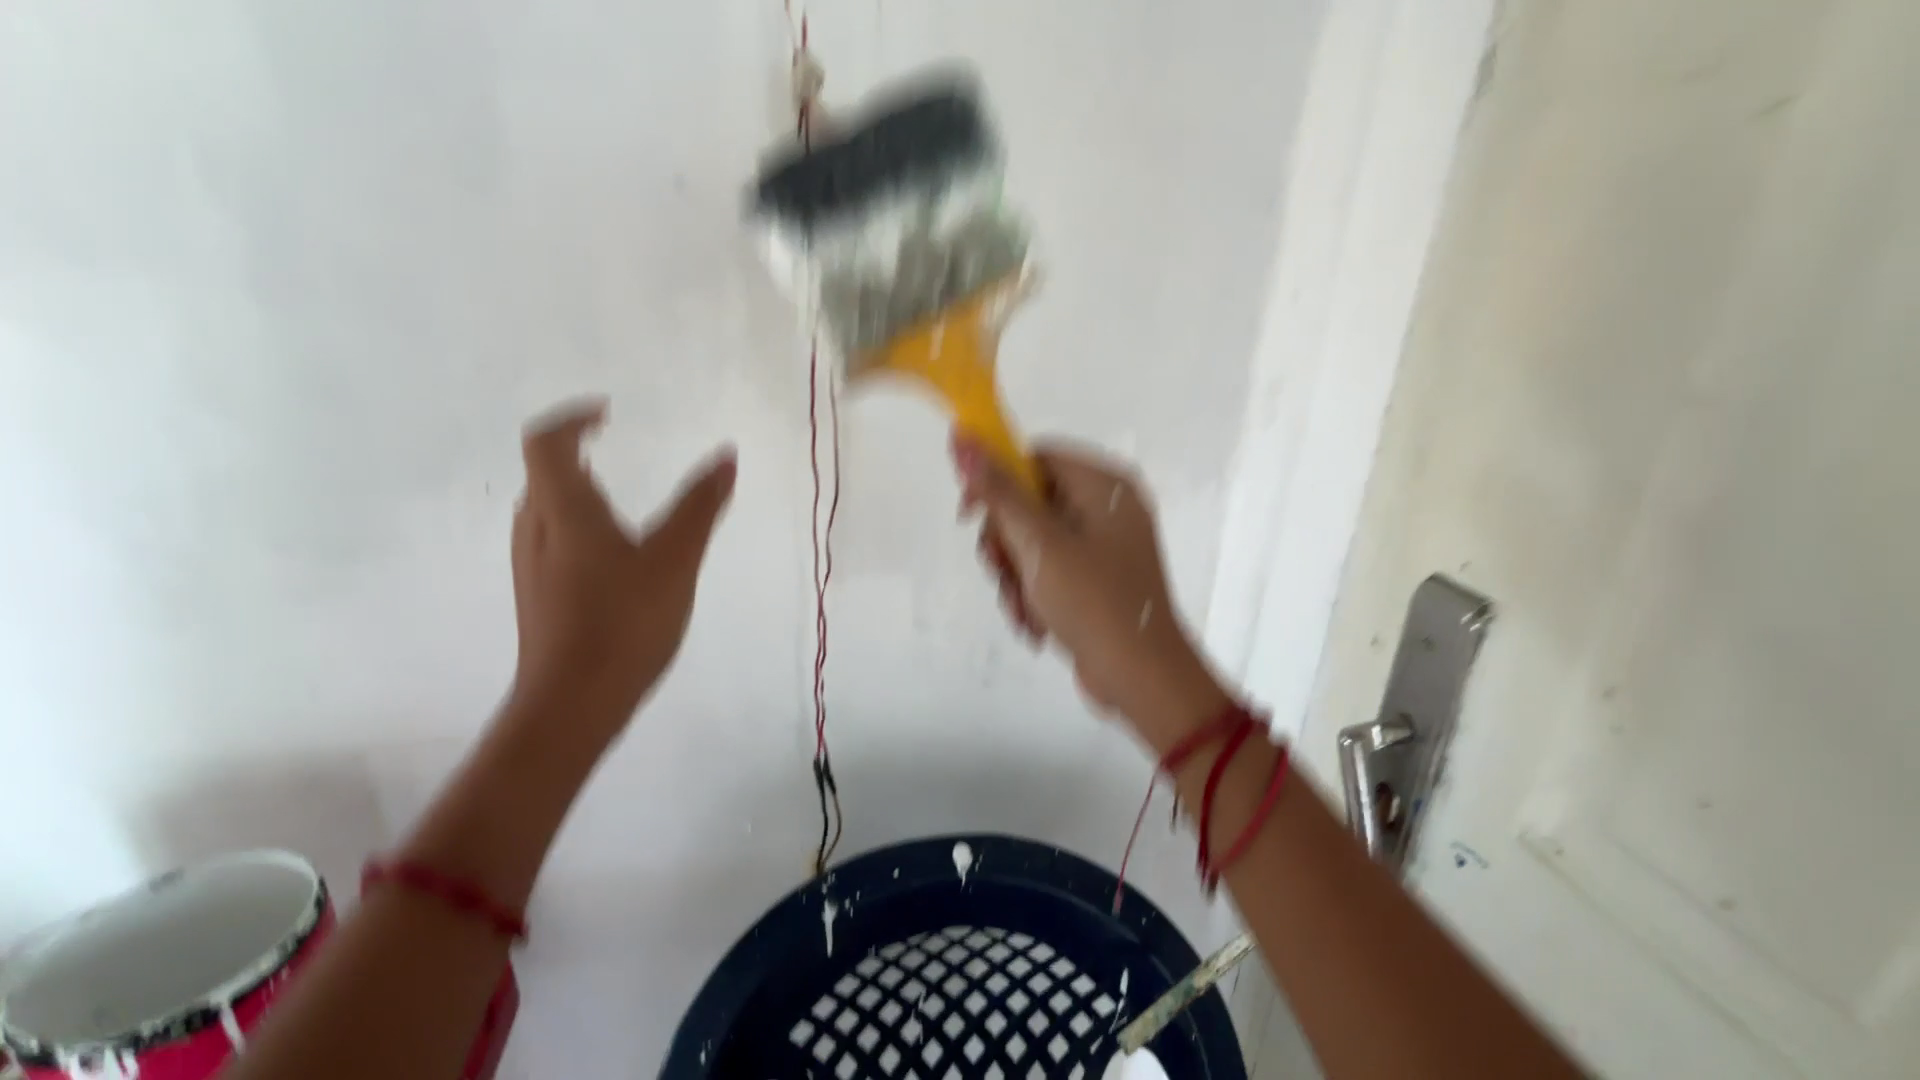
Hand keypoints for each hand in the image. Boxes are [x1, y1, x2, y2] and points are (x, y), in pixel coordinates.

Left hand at [509, 399, 736, 738]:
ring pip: (547, 512)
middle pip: (544, 474)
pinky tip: (615, 561)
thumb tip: (726, 455)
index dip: (573, 418)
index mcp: (562, 509)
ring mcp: (531, 568)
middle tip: (616, 452)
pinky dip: (579, 529)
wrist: (572, 705)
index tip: (608, 414)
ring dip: (577, 493)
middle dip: (577, 454)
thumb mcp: (675, 560)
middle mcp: (535, 530)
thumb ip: (700, 506)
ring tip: (620, 503)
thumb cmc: (624, 622)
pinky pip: (554, 543)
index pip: (547, 441)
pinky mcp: (538, 599)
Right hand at [953, 432, 1228, 750]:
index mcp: (1104, 485)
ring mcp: (1103, 547)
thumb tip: (962, 437)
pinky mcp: (1097, 581)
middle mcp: (1107, 508)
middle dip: (1006, 545)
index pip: (1034, 458)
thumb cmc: (1094, 602)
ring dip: (1016, 578)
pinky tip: (1036, 626)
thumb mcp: (1040, 544)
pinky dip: (1034, 596)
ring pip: (1032, 543)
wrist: (1142, 678)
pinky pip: (1049, 572)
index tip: (969, 518)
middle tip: (1003, 572)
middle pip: (1029, 503)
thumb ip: (999, 491)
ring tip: (1023, 609)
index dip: (996, 481)